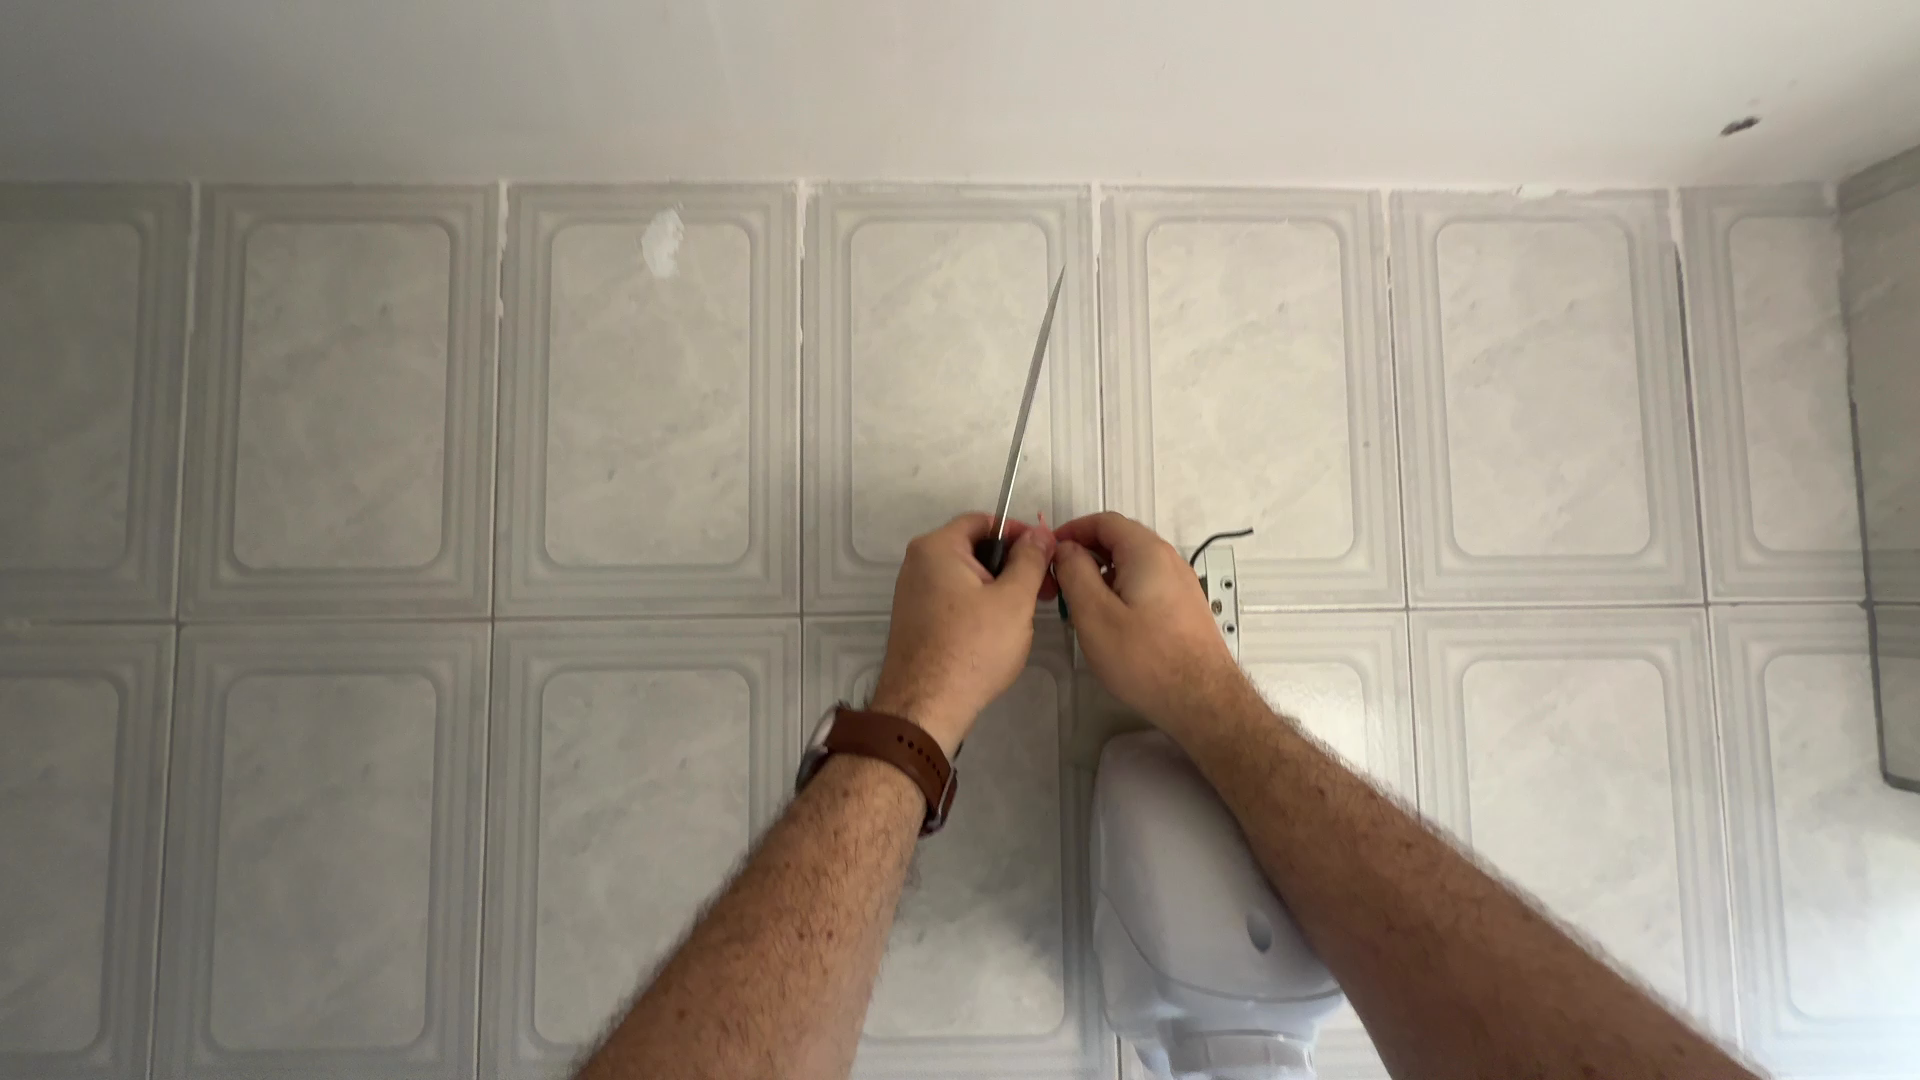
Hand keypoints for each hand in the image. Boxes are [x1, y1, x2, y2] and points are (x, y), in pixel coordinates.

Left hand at [871, 513, 1057, 754]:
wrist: (926, 707)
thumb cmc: (972, 648)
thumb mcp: (1013, 600)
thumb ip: (1030, 560)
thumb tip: (1039, 533)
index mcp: (936, 548)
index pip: (983, 521)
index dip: (1019, 533)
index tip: (1046, 555)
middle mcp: (917, 564)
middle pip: (973, 549)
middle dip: (1011, 565)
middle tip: (1042, 590)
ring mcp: (912, 594)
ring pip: (966, 578)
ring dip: (997, 589)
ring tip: (1023, 616)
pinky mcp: (916, 622)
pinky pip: (953, 601)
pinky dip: (978, 608)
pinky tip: (997, 634)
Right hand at [1052, 512, 1241, 731]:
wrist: (1202, 700)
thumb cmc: (1144, 657)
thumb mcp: (1094, 614)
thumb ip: (1075, 572)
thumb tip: (1066, 548)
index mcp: (1146, 552)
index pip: (1104, 521)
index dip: (1072, 530)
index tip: (1048, 554)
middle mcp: (1169, 559)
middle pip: (1120, 539)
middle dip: (1085, 553)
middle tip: (1059, 580)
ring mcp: (1181, 583)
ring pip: (1133, 563)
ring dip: (1102, 573)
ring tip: (1079, 602)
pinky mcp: (1185, 607)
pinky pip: (1146, 583)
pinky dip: (1121, 588)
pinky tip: (1110, 619)